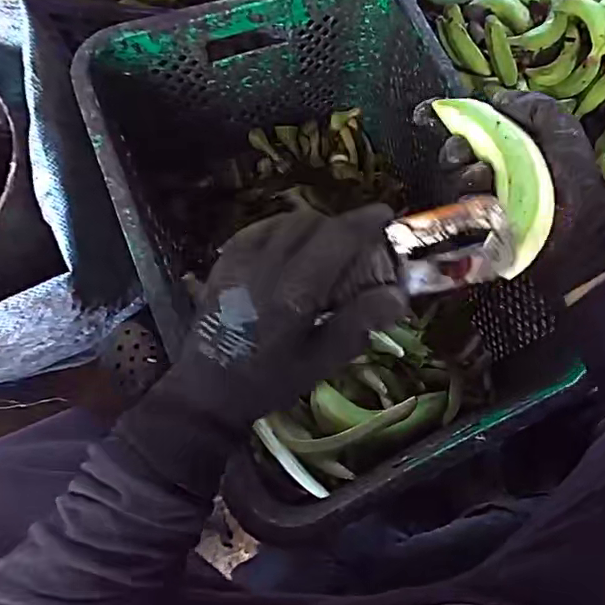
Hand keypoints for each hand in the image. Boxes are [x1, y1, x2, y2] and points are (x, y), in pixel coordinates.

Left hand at [118, 205, 408, 492]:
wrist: (207, 390)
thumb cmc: (270, 380)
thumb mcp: (321, 361)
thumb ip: (359, 323)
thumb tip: (397, 294)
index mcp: (294, 293)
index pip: (336, 238)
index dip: (365, 221)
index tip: (386, 215)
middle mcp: (267, 266)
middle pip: (314, 224)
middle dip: (343, 226)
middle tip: (361, 243)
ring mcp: (241, 260)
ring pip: (287, 222)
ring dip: (316, 226)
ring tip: (330, 246)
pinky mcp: (224, 261)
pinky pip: (261, 229)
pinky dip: (285, 229)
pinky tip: (294, 246)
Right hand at [437, 90, 604, 305]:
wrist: (579, 235)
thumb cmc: (575, 182)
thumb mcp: (562, 131)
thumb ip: (534, 107)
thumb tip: (494, 97)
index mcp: (511, 142)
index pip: (473, 126)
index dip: (457, 120)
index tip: (446, 117)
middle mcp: (494, 166)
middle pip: (455, 151)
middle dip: (456, 149)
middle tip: (465, 155)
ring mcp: (485, 196)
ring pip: (455, 178)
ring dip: (467, 174)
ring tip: (487, 180)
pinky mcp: (480, 224)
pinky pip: (460, 207)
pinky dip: (470, 201)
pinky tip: (488, 203)